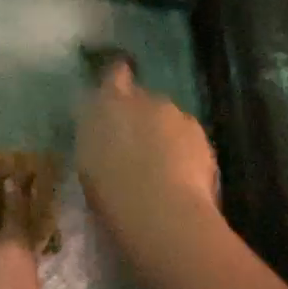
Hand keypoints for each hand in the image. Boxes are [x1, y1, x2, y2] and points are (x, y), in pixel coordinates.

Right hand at [75, 63, 219, 252]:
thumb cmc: (112, 194)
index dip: (119, 80)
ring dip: (165, 134)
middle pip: (143, 99)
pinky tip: (183, 177)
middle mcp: (142, 99)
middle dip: (141, 117)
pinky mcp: (198, 132)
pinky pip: (188, 136)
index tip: (120, 90)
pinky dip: (186, 150)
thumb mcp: (89, 165)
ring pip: (168, 118)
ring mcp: (173, 113)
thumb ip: (97, 139)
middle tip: (138, 147)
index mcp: (107, 104)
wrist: (163, 213)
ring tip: (163, 168)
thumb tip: (104, 136)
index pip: (114, 75)